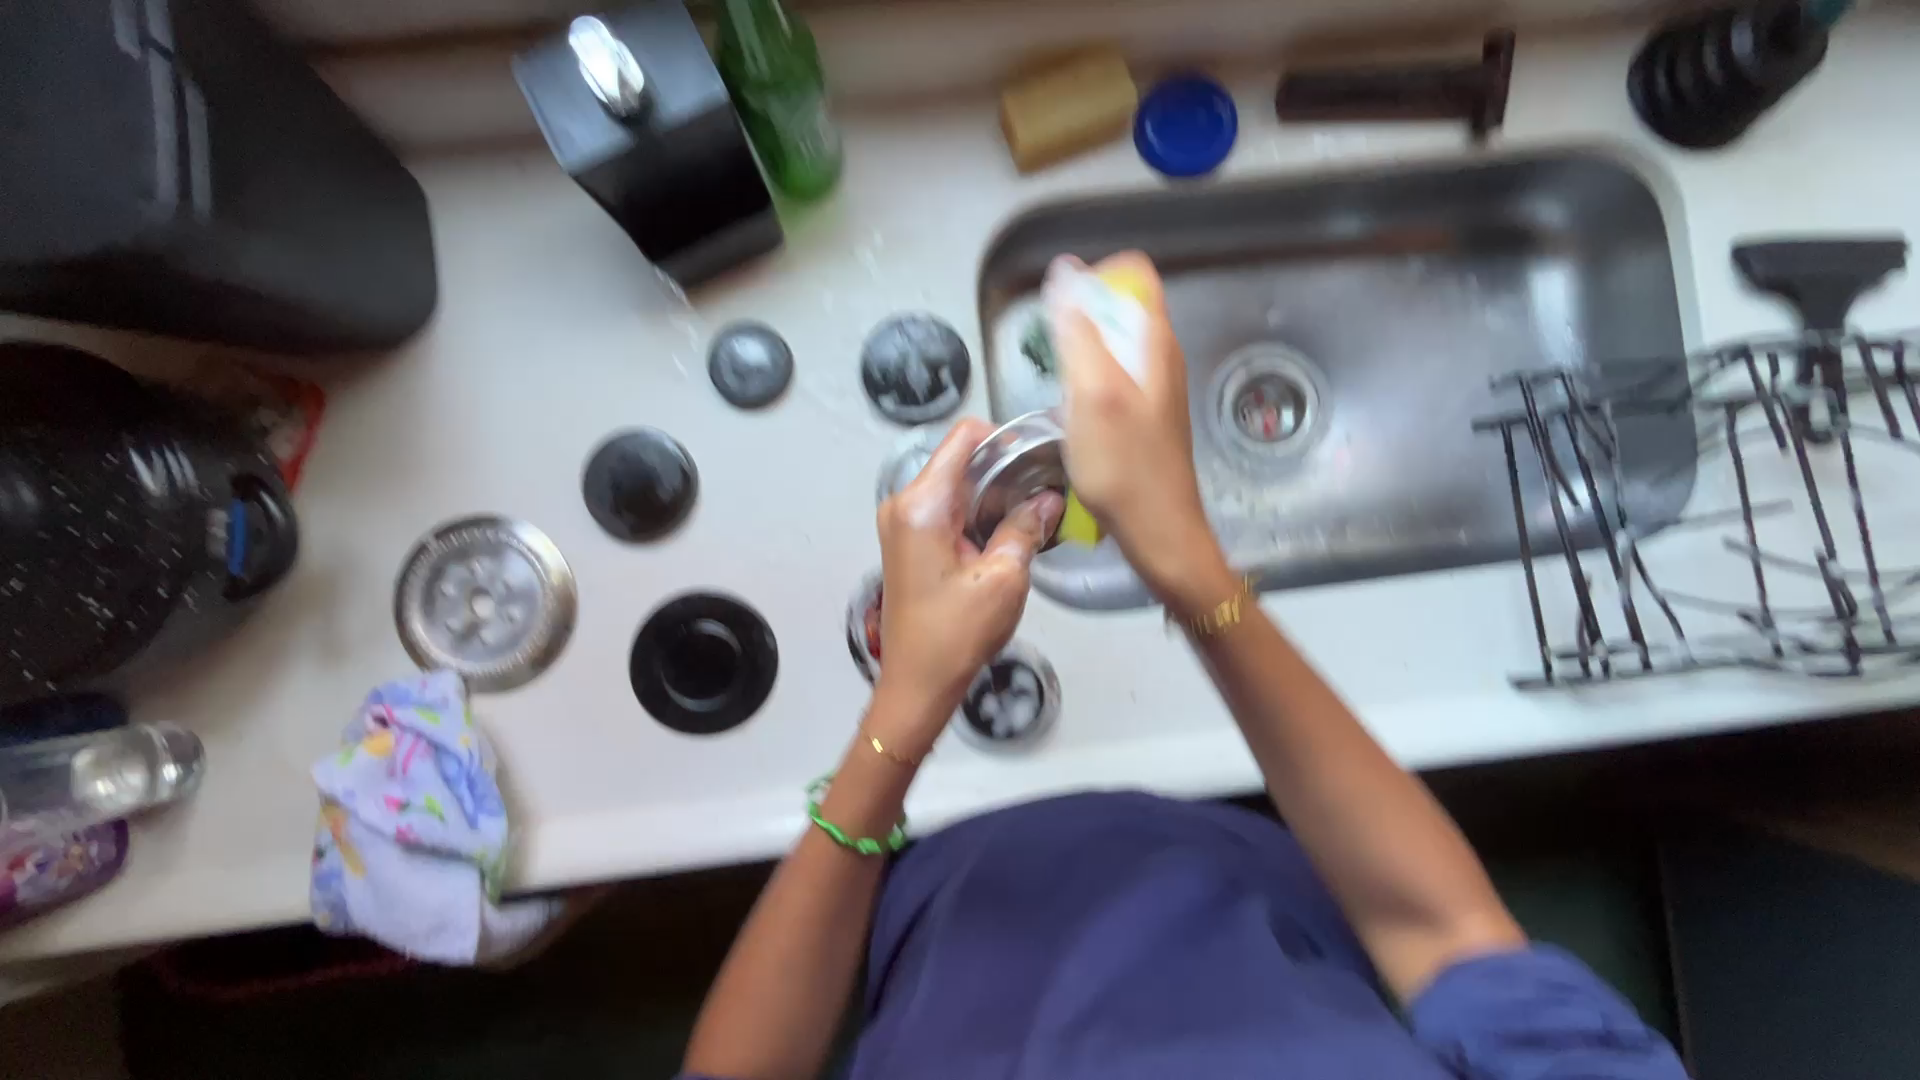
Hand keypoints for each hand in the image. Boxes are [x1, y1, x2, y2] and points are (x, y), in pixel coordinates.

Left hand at [870, 417, 1062, 757]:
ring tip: (1033, 511)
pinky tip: (1007, 531)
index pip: (964, 438)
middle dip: (1003, 469)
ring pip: (956, 485)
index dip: (1004, 438)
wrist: (917, 683)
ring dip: (993, 494)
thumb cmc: (956, 633)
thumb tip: (1049, 498)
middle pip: (960, 460)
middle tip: (1045, 489)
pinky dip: (977, 513)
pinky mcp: (909, 541)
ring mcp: (903, 522)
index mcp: (922, 504)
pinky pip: (947, 509)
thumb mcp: (1004, 578)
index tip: (1037, 458)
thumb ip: (1026, 527)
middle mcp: (905, 503)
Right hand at [1047, 252, 1231, 611]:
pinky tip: (1077, 421)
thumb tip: (1065, 275)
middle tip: (1057, 364)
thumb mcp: (1092, 394)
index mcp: (1155, 342)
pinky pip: (1112, 382)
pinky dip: (1088, 389)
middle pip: (1118, 310)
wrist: (1159, 531)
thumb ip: (1078, 333)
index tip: (1063, 312)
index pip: (1132, 275)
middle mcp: (1160, 357)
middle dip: (1079, 323)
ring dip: (1080, 360)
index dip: (1094, 280)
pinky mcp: (1145, 417)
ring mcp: (1155, 388)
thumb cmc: (1125, 468)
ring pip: (1112, 348)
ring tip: (1064, 396)